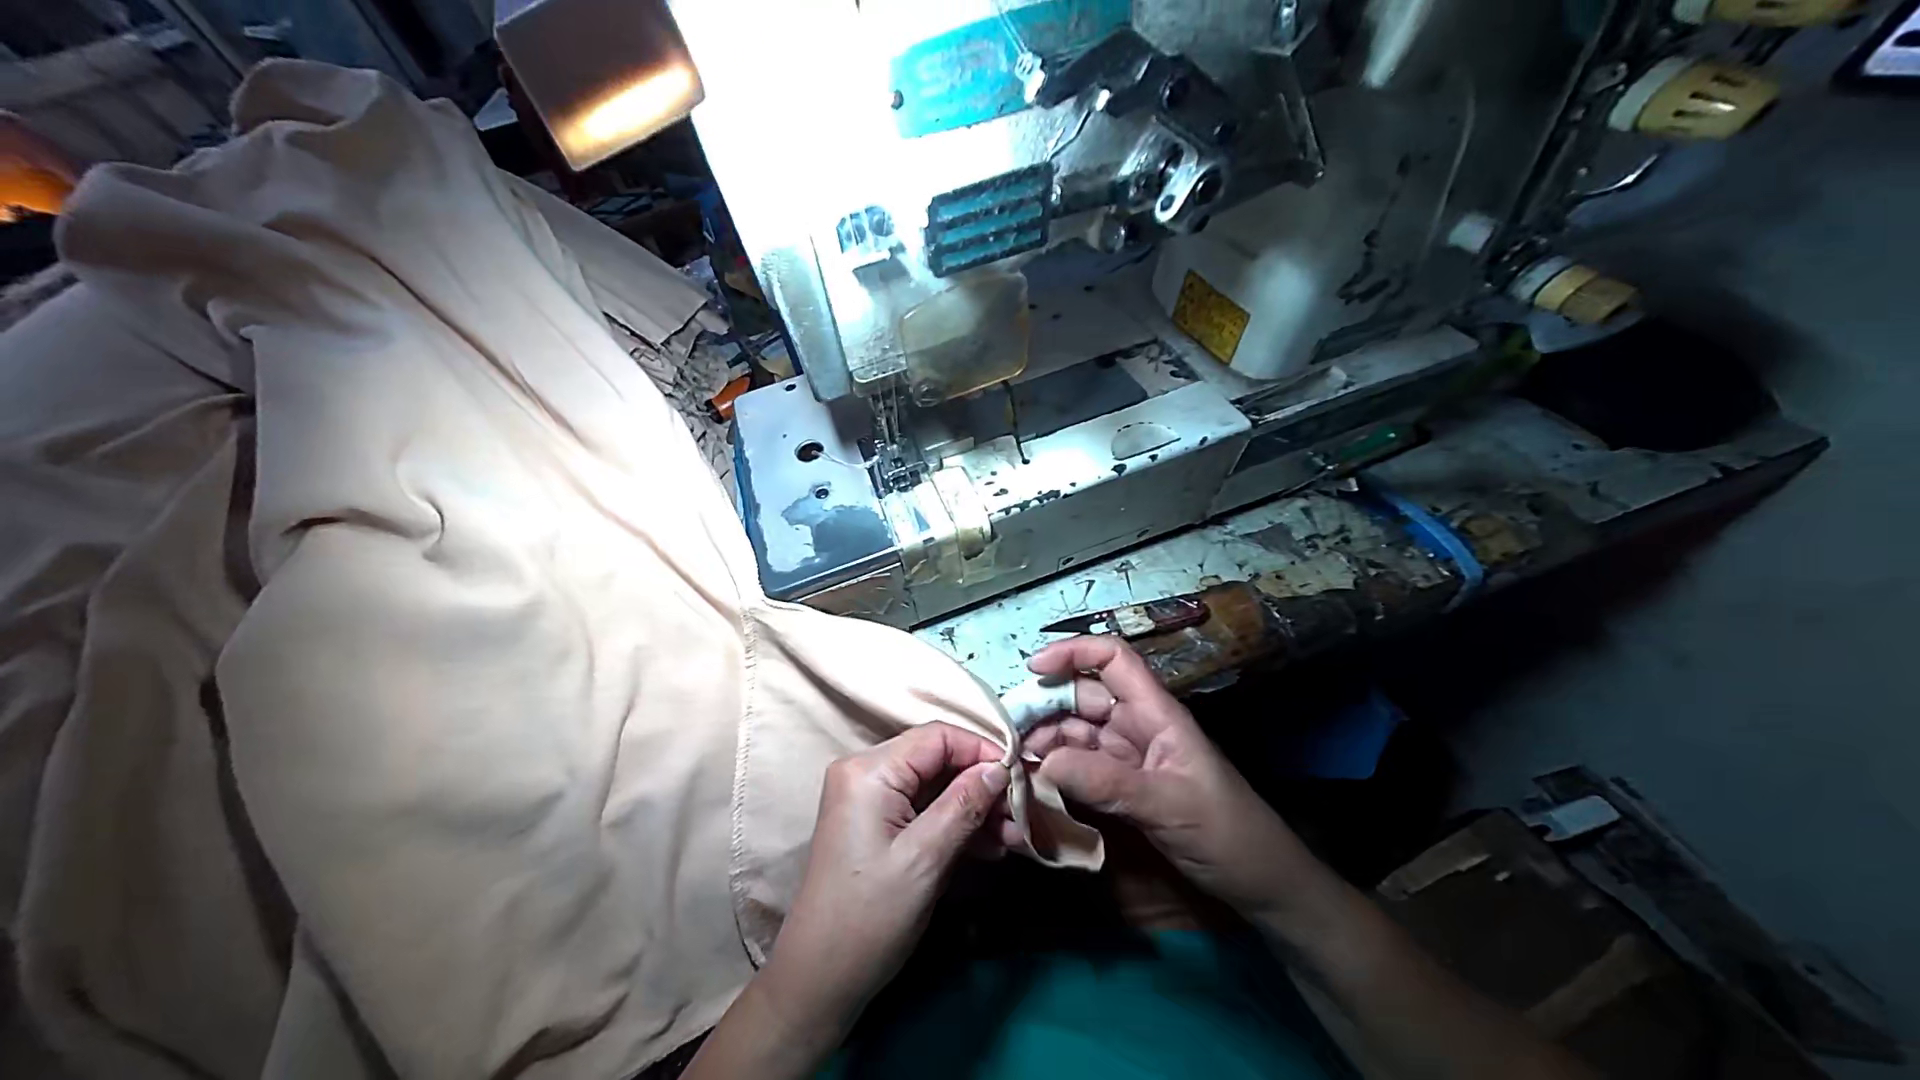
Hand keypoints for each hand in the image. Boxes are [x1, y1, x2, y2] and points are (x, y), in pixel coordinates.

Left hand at [763, 723, 1009, 1028]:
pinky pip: (923, 807)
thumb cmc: (870, 917)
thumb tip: (1000, 767)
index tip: (1020, 778)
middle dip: (981, 785)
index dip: (982, 751)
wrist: (820, 979)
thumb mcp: (925, 859)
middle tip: (1019, 818)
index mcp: (869, 770)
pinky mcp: (875, 821)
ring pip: (935, 785)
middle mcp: (865, 771)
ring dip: (974, 808)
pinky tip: (988, 846)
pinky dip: (955, 822)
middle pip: (937, 759)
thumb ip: (964, 805)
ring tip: (1012, 838)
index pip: (937, 736)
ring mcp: (868, 797)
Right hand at [1023, 636, 1318, 917]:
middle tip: (1007, 734)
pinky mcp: (1122, 786)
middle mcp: (1138, 726)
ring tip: (1015, 763)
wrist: (1260, 883)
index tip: (1032, 670)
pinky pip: (1080, 766)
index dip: (1072, 653)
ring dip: (1045, 742)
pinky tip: (1034, 783)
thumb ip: (1105, 782)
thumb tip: (1043, 760)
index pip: (1112, 659)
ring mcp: (1128, 757)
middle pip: (1083, 697)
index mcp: (1156, 713)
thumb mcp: (1167, 804)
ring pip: (1077, 733)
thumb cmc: (1226, 832)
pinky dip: (1056, 770)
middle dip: (1044, 706)